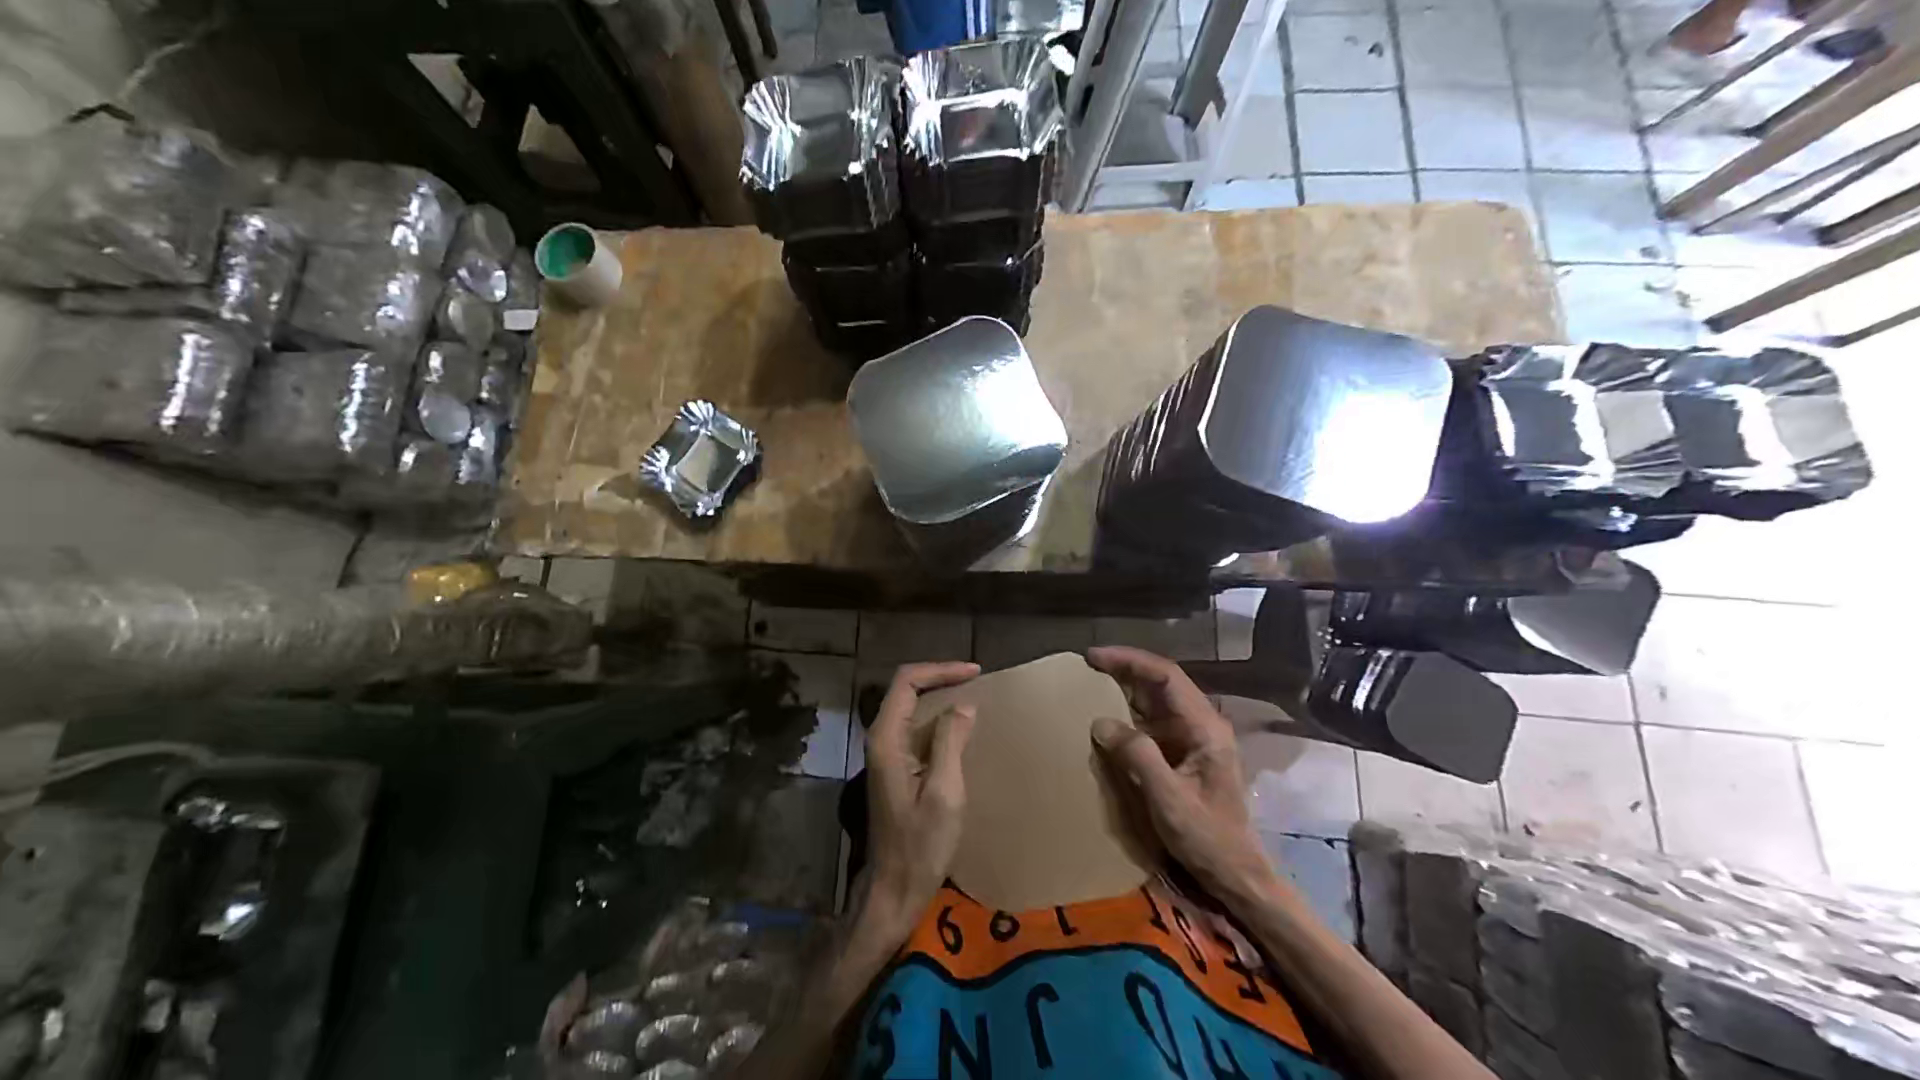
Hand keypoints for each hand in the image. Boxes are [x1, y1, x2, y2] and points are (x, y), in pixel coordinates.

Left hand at [861, 661, 979, 934]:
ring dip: (938, 696)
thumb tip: (963, 705)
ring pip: (909, 708)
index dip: (940, 670)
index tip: (975, 672)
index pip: (907, 682)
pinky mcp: (894, 768)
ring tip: (973, 695)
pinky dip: (936, 718)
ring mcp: (884, 754)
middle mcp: (879, 740)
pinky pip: (913, 728)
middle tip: (976, 679)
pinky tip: (960, 727)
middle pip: (905, 689)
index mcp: (886, 739)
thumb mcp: (944, 792)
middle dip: (940, 677)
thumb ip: (949, 743)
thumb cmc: (921, 845)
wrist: (894, 889)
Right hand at [1087, 646, 1277, 905]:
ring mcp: (1193, 739)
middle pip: (1161, 683)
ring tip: (1090, 685)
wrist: (1236, 875)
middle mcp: (1202, 725)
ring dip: (1125, 690)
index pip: (1166, 676)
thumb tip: (1101, 722)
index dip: (1130, 661)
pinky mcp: (1183, 755)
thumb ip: (1137, 756)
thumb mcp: (1169, 800)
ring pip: (1156, 701)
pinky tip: (1106, 720)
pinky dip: (1127, 715)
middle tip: (1087, 666)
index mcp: (1205, 728)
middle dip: (1125, 669)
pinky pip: (1152, 723)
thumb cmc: (1208, 838)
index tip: (1094, 658)